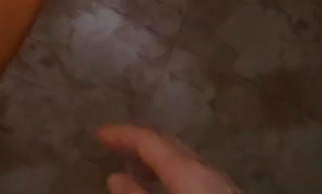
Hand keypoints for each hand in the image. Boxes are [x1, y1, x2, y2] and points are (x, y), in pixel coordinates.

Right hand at [97, 123, 238, 193]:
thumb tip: (114, 178)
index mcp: (186, 169)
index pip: (148, 138)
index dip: (121, 133)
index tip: (98, 134)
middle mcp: (206, 168)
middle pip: (168, 144)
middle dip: (140, 143)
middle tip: (115, 147)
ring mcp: (223, 183)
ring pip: (184, 159)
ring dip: (158, 159)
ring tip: (137, 172)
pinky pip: (196, 174)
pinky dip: (175, 173)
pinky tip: (169, 189)